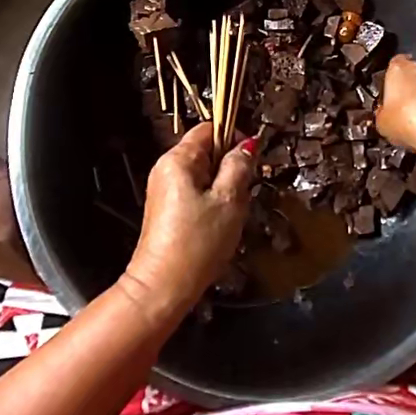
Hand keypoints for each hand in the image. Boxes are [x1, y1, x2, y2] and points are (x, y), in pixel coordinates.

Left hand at [121, 123, 254, 317]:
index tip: (252, 160)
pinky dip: (211, 201)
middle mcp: (165, 167)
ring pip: (202, 174)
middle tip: (245, 193)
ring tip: (233, 212)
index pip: (209, 129)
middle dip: (229, 167)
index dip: (233, 137)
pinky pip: (194, 192)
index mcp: (177, 159)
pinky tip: (219, 224)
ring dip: (223, 187)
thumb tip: (247, 144)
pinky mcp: (166, 208)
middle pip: (205, 151)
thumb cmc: (198, 241)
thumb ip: (238, 167)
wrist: (164, 285)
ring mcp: (163, 188)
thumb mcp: (228, 201)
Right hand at [375, 54, 415, 158]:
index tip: (385, 96)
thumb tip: (383, 118)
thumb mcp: (381, 122)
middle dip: (408, 91)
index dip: (387, 83)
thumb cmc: (415, 123)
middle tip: (401, 112)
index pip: (389, 67)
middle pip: (412, 76)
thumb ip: (381, 113)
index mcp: (398, 67)